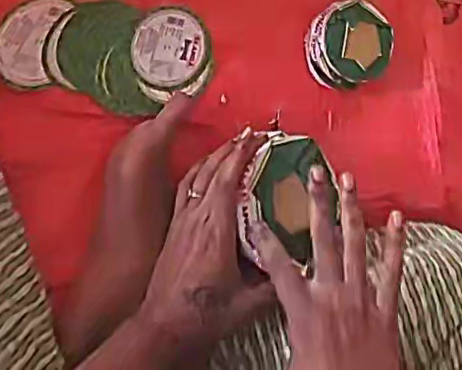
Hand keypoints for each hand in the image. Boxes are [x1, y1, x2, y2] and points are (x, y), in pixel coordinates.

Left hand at [133, 131, 274, 358]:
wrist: (162, 327)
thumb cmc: (202, 316)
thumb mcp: (246, 303)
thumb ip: (274, 282)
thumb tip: (299, 266)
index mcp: (217, 227)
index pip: (228, 177)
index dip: (242, 153)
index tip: (257, 137)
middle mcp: (198, 216)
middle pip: (213, 169)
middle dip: (233, 146)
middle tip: (250, 134)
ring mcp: (183, 219)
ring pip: (198, 174)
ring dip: (215, 154)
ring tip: (231, 143)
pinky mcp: (173, 227)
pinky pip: (185, 187)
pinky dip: (196, 170)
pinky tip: (203, 166)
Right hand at [254, 167, 403, 369]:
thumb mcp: (293, 365)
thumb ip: (287, 332)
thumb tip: (274, 318)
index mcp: (304, 311)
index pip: (279, 267)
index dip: (265, 242)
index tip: (256, 217)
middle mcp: (332, 296)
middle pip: (323, 239)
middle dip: (318, 202)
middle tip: (315, 171)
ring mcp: (361, 299)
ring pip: (355, 243)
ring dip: (351, 209)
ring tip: (348, 179)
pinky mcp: (385, 310)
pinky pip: (392, 271)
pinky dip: (395, 244)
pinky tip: (398, 218)